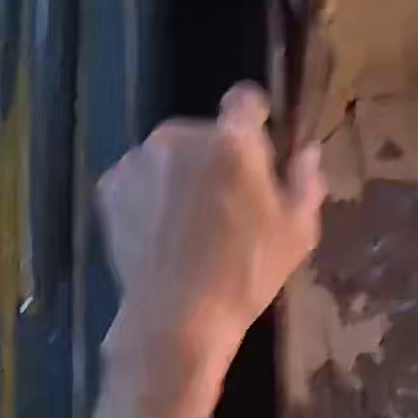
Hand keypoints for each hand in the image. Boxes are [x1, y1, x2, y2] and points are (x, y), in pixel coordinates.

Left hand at [95, 84, 325, 362]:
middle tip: (225, 208)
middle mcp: (180, 136)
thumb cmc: (246, 275)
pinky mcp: (110, 187)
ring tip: (188, 227)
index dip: (254, 117)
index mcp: (232, 142)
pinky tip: (160, 234)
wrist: (178, 317)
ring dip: (182, 177)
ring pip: (170, 157)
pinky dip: (150, 197)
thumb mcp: (296, 234)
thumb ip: (305, 182)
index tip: (257, 143)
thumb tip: (307, 152)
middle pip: (206, 135)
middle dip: (217, 160)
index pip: (245, 100)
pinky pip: (139, 179)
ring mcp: (139, 160)